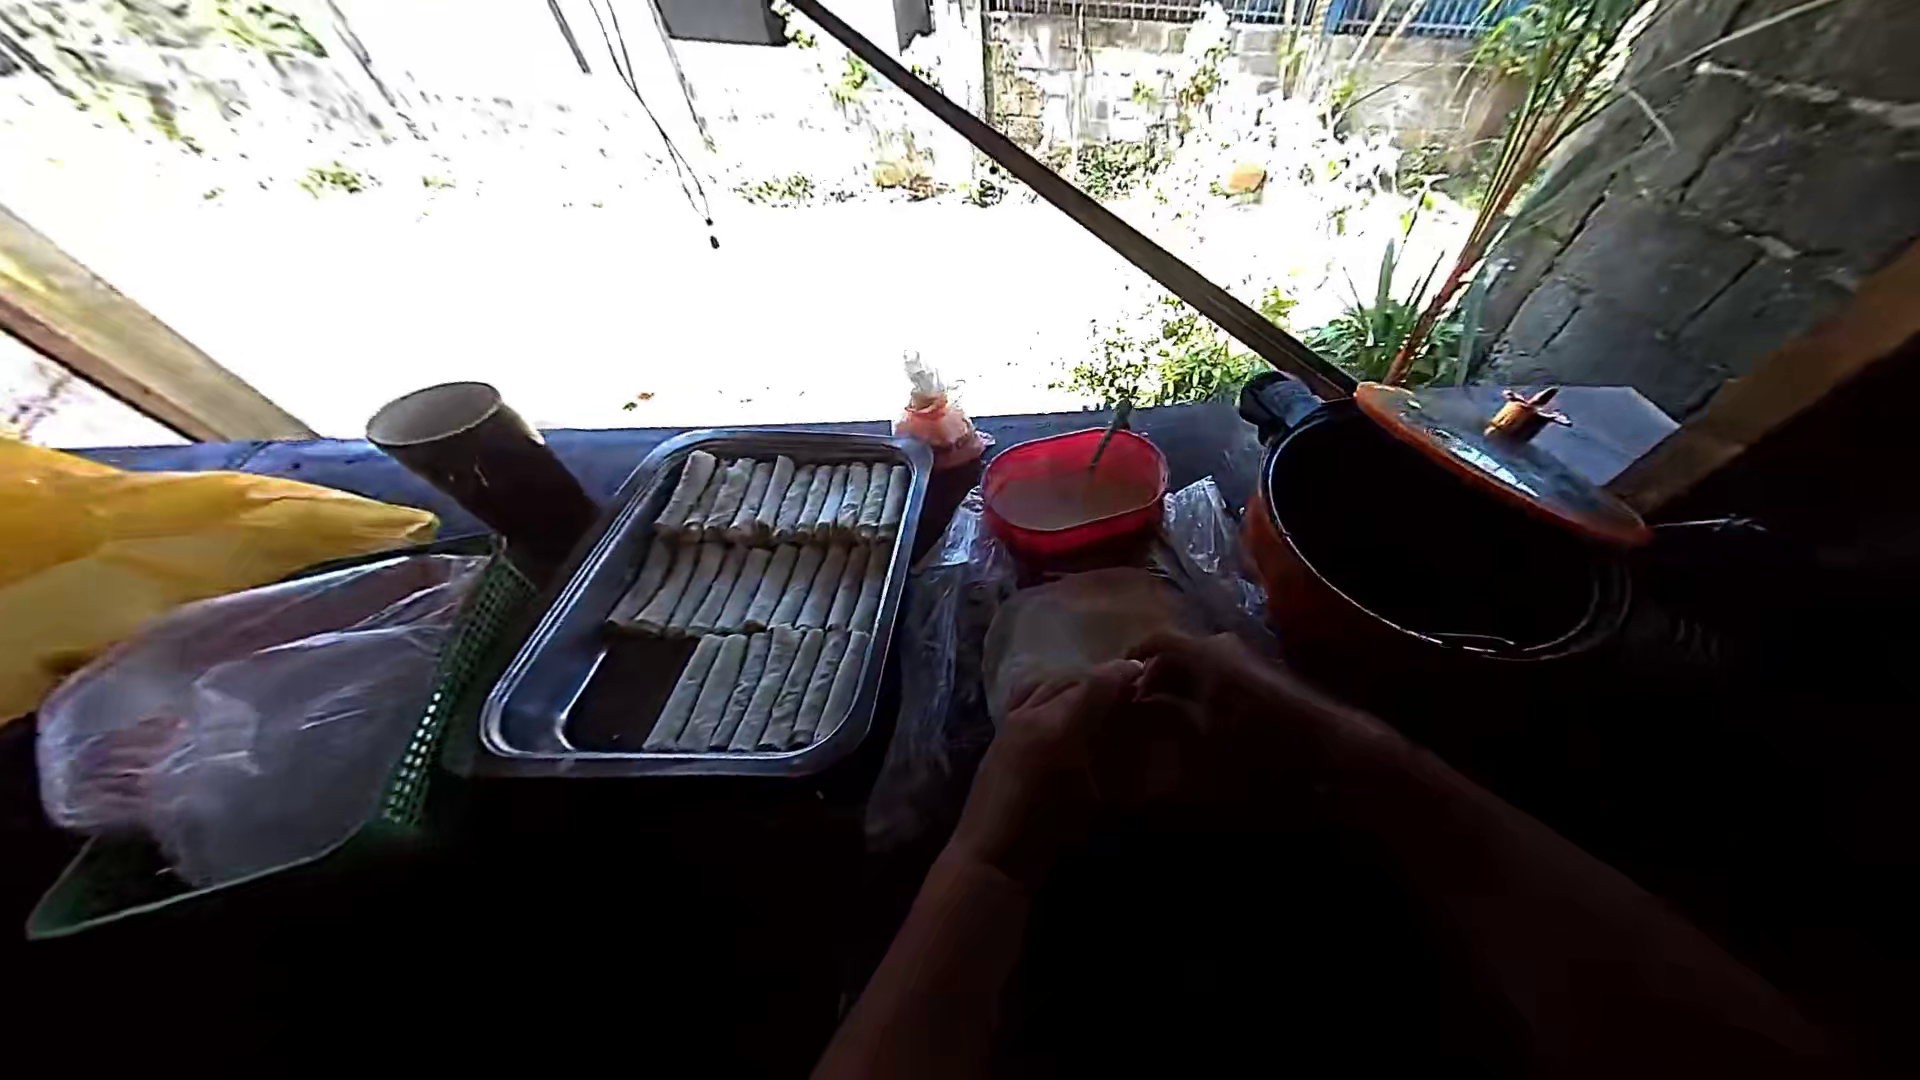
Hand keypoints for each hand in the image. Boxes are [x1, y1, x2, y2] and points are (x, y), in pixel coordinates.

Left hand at [946, 658, 1143, 888]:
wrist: (992, 853)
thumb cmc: (1052, 834)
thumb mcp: (1098, 800)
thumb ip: (1114, 760)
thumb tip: (1128, 734)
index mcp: (1060, 726)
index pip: (1095, 685)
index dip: (1120, 674)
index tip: (1139, 668)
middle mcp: (1034, 714)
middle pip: (1070, 680)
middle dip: (1099, 678)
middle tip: (1122, 681)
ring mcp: (1012, 720)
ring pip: (1046, 684)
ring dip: (1072, 682)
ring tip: (1092, 689)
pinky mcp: (999, 732)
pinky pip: (1026, 696)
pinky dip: (1047, 691)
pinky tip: (1056, 703)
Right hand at [1117, 631, 1405, 810]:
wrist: (1330, 748)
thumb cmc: (1262, 745)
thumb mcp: (1205, 739)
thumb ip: (1169, 718)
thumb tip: (1142, 708)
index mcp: (1205, 655)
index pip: (1157, 640)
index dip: (1133, 654)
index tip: (1116, 675)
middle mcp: (1223, 645)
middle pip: (1175, 648)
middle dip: (1153, 670)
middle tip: (1136, 696)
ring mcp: (1244, 656)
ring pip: (1196, 658)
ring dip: (1176, 677)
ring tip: (1161, 705)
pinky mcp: (1259, 671)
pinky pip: (1216, 667)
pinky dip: (1197, 682)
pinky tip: (1195, 709)